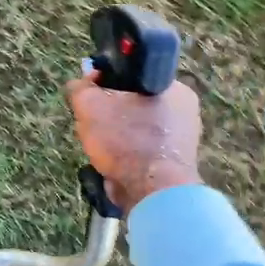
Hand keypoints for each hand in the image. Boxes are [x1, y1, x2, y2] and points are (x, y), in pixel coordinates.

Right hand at [64, 69, 202, 213]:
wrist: (151, 191)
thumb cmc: (125, 140)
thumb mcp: (89, 104)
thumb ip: (80, 87)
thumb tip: (82, 83)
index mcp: (173, 88)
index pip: (129, 75)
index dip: (102, 82)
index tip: (88, 94)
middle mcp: (184, 109)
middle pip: (128, 100)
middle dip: (105, 111)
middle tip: (91, 121)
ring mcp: (182, 136)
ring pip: (132, 123)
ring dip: (112, 131)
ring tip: (99, 143)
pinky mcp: (173, 159)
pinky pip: (140, 144)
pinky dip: (123, 148)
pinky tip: (111, 157)